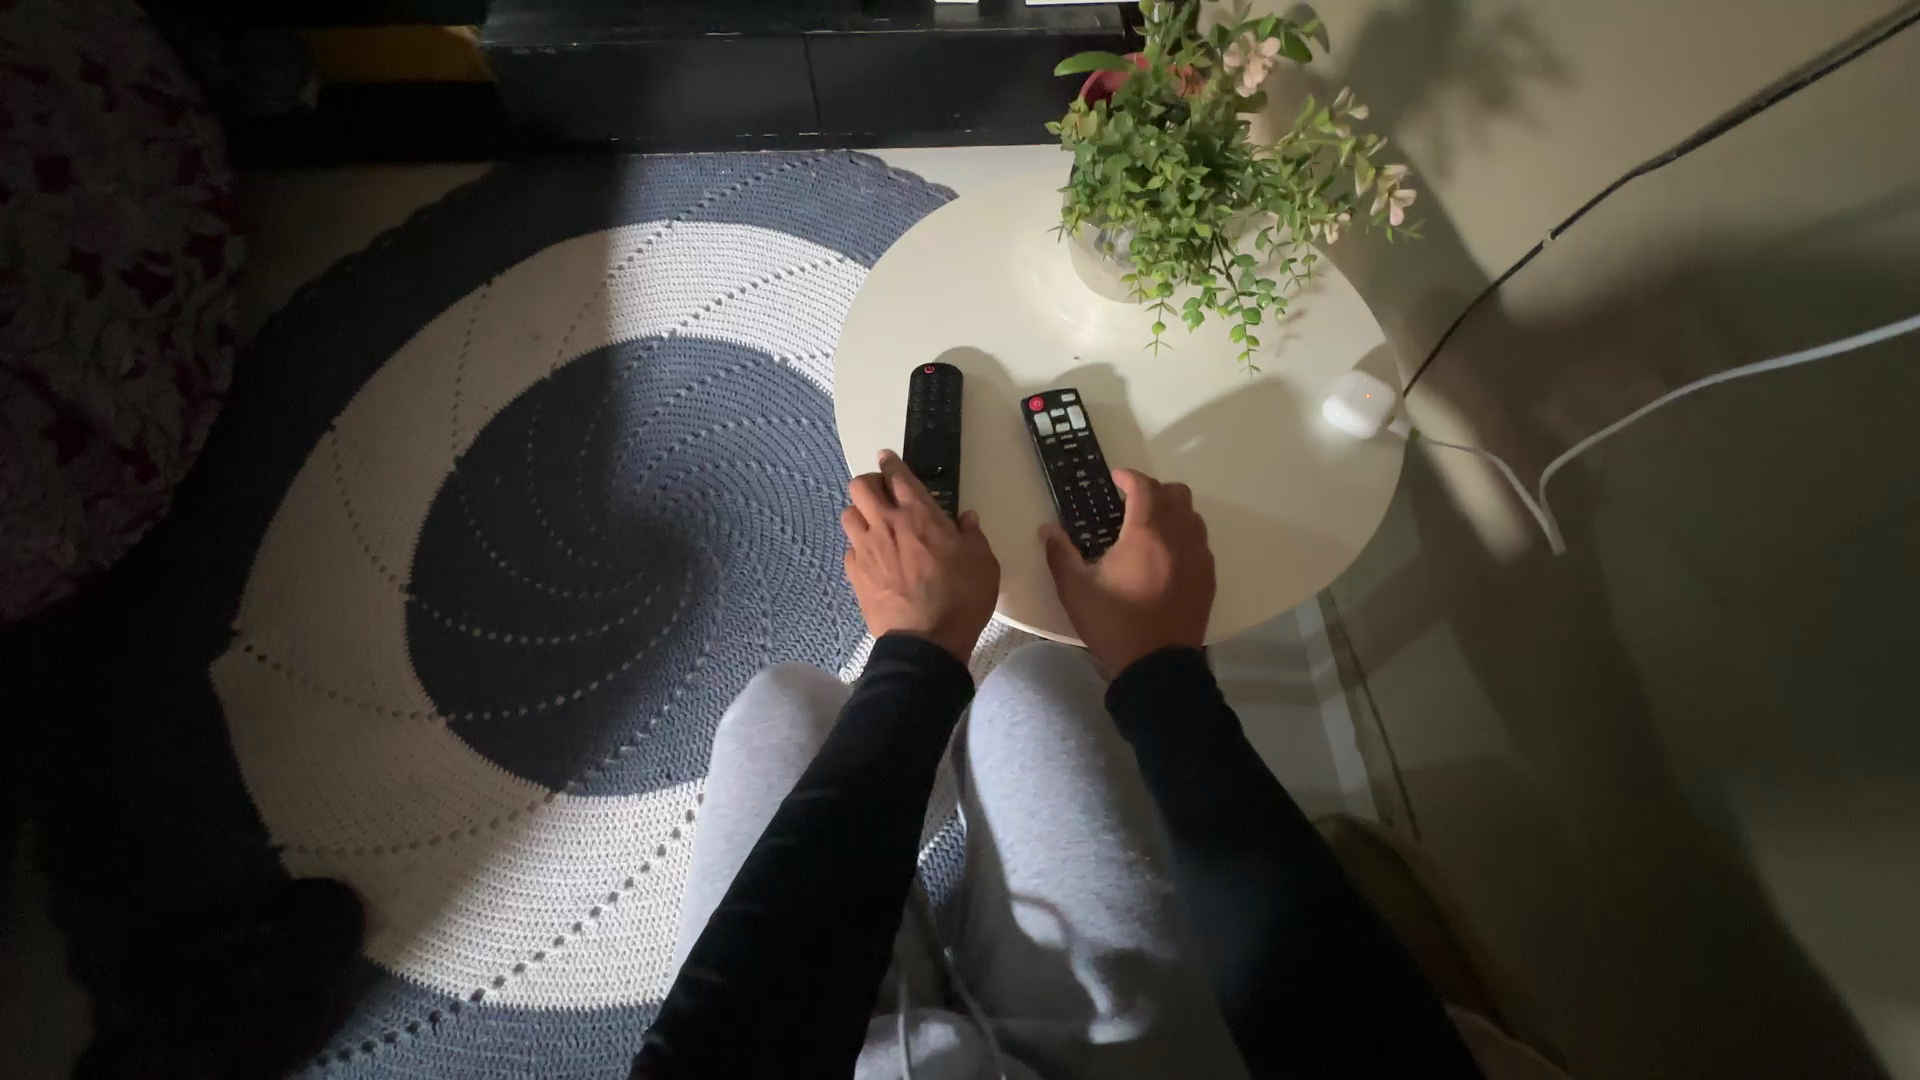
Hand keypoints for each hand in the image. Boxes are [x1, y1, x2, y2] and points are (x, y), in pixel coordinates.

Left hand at [842, 450, 1000, 662]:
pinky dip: (859, 547)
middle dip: (870, 483)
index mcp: (920, 515)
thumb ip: (973, 535)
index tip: (887, 457)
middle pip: (861, 486)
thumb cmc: (960, 598)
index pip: (898, 476)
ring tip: (874, 525)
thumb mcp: (983, 563)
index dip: (891, 463)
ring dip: (860, 514)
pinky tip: (872, 558)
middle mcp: (887, 525)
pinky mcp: (855, 574)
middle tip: (882, 493)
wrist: (926, 642)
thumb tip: (966, 518)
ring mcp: (866, 549)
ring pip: (848, 514)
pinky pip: (849, 549)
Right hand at [1041, 468, 1213, 676]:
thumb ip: (1060, 553)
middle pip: (1176, 493)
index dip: (1128, 477)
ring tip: (1150, 529)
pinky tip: (1166, 558)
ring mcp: (1198, 557)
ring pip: (1193, 516)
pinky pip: (1201, 543)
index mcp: (1145, 534)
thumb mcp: (1075, 589)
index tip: (1115, 479)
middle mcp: (1178, 537)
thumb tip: (1047, 529)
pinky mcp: (1208, 577)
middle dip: (1154, 490)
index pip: (1144, 487)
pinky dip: (1184, 537)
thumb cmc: (1113, 624)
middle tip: (1131, 504)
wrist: (1156, 666)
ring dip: (1173, 512)